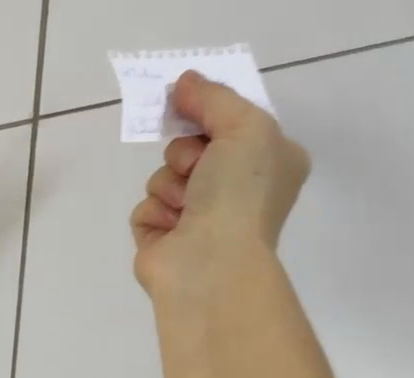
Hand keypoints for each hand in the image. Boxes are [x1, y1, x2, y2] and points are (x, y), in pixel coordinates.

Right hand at [130, 71, 310, 296]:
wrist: (211, 260)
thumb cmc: (240, 192)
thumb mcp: (245, 126)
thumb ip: (213, 98)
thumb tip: (182, 80)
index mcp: (269, 160)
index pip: (229, 123)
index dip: (207, 115)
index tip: (189, 108)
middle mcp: (235, 188)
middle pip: (189, 148)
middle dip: (186, 155)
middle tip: (198, 170)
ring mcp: (197, 215)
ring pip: (163, 177)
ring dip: (169, 186)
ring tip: (185, 207)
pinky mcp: (162, 237)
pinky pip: (144, 208)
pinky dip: (153, 214)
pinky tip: (170, 228)